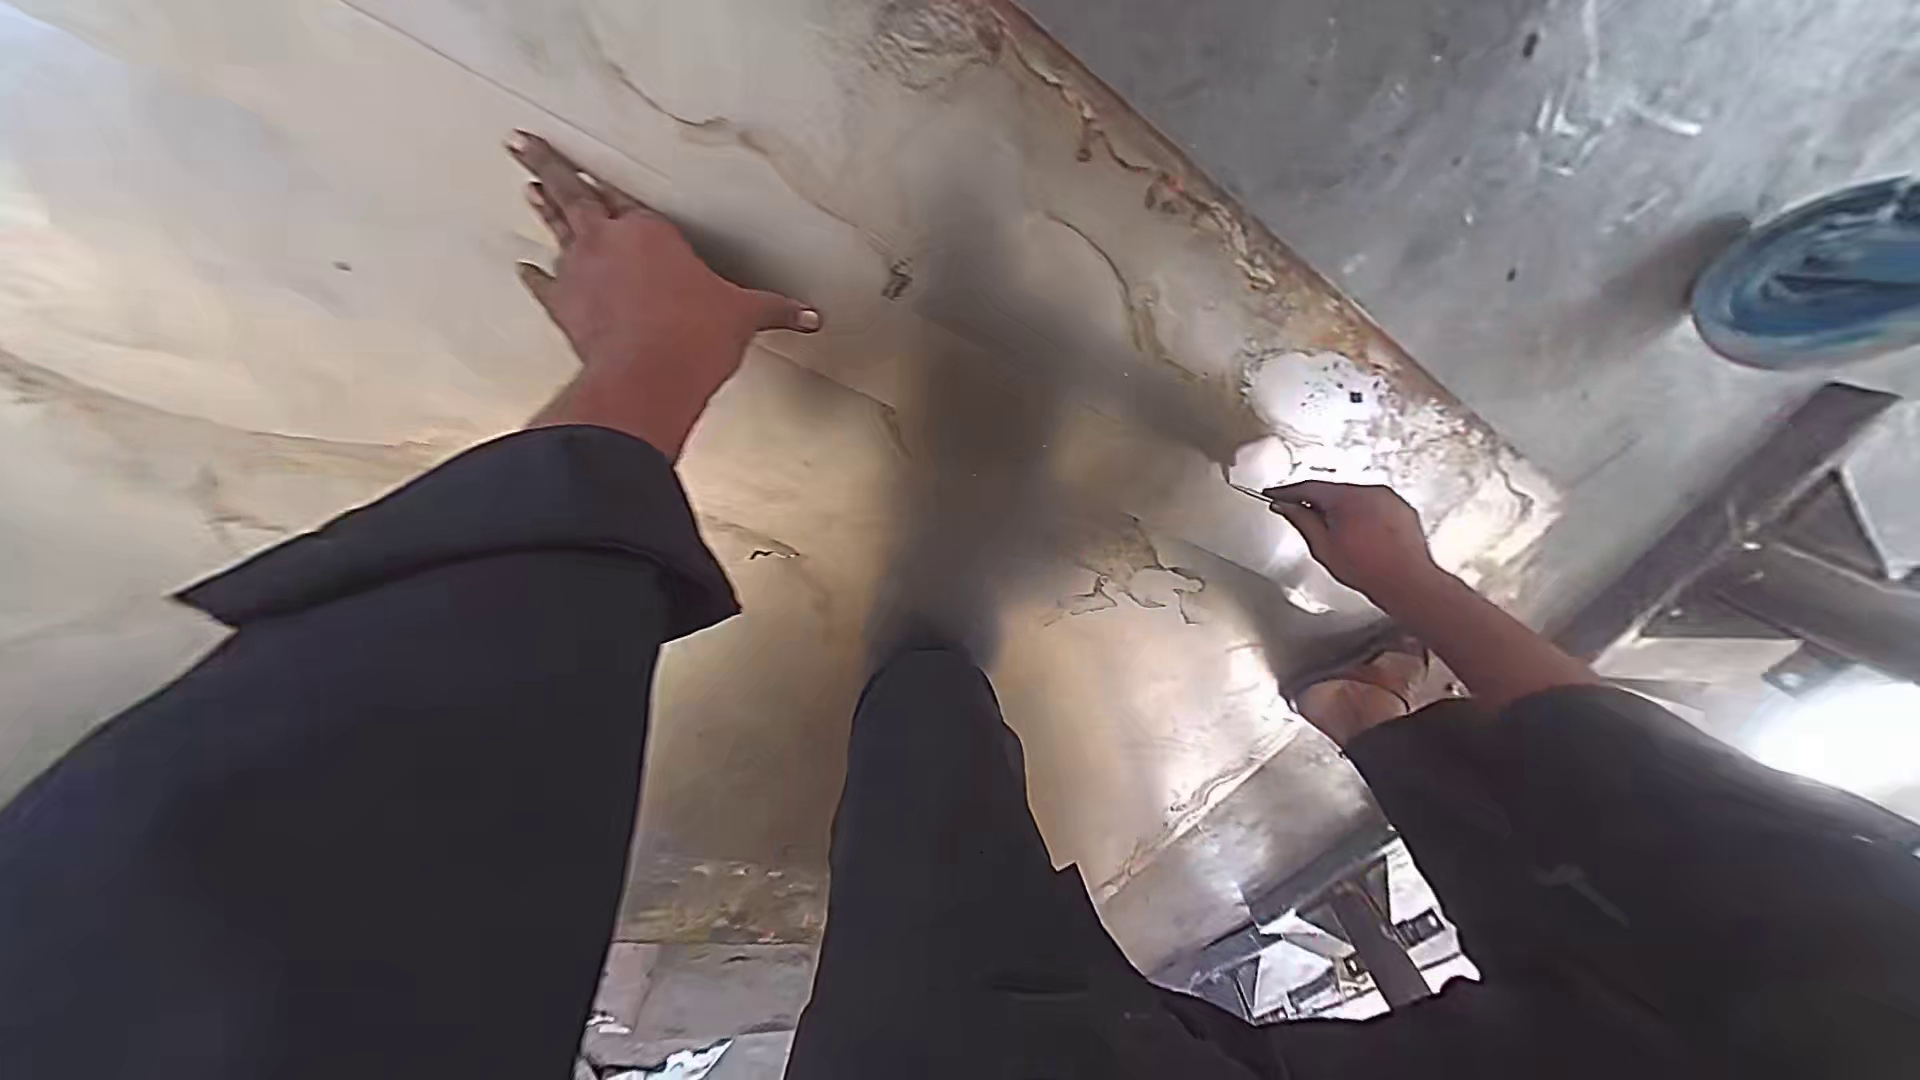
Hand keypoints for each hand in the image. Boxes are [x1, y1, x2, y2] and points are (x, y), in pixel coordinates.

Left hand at [509, 131, 819, 456]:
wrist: (651, 376)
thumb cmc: (693, 339)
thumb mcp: (744, 318)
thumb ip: (776, 311)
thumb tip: (811, 316)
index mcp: (653, 234)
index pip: (633, 203)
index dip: (617, 189)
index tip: (598, 172)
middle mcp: (611, 243)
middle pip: (575, 194)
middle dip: (549, 166)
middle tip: (524, 142)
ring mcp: (583, 272)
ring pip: (556, 227)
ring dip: (542, 205)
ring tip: (527, 182)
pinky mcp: (567, 306)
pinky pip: (545, 285)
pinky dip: (535, 277)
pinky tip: (527, 268)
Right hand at [1265, 481, 1443, 600]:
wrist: (1407, 582)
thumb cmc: (1368, 568)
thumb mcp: (1321, 545)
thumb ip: (1301, 520)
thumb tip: (1285, 506)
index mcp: (1347, 497)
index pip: (1308, 487)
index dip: (1286, 492)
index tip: (1273, 494)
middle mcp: (1371, 492)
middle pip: (1331, 491)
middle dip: (1312, 502)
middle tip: (1296, 513)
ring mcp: (1389, 499)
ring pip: (1352, 497)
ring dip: (1336, 509)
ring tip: (1329, 531)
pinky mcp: (1401, 509)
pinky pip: (1371, 505)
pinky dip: (1358, 514)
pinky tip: (1353, 533)